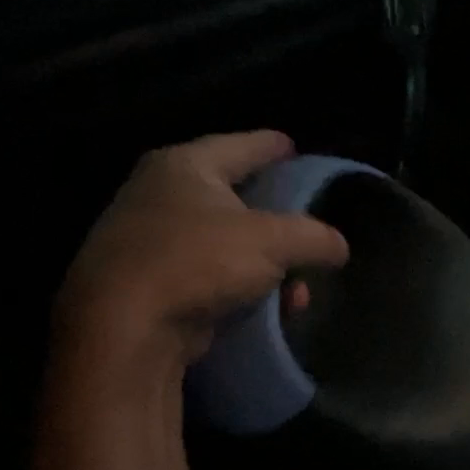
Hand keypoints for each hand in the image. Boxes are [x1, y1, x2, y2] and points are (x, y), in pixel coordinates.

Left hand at [53, 130, 349, 389]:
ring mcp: (154, 239)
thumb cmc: (200, 261)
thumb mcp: (273, 242)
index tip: (292, 146)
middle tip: (305, 224)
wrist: (129, 323)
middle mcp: (161, 194)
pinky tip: (271, 310)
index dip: (268, 146)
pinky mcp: (155, 282)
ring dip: (269, 266)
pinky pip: (216, 277)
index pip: (237, 145)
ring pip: (229, 244)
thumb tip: (339, 245)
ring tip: (297, 291)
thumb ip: (314, 237)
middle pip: (234, 198)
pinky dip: (247, 289)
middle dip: (276, 218)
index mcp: (185, 167)